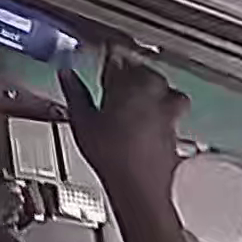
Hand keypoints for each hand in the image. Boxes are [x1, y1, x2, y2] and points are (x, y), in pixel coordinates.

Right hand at [60, 56, 189, 209]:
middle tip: (119, 68)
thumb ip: (75, 92)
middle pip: (147, 71)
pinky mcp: (175, 134)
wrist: (139, 191)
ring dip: (154, 85)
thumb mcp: (81, 119)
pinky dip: (161, 108)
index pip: (120, 58)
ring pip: (167, 89)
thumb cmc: (110, 154)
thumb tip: (66, 73)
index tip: (105, 49)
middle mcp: (153, 96)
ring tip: (141, 88)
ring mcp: (167, 116)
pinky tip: (148, 117)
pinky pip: (170, 111)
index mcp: (128, 87)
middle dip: (134, 66)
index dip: (111, 52)